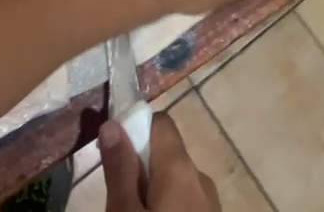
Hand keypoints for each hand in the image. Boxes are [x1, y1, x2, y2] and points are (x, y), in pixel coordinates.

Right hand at [101, 114, 218, 211]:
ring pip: (175, 179)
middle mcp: (200, 176)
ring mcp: (211, 202)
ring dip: (154, 187)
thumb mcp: (125, 211)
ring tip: (135, 209)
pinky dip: (169, 204)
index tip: (114, 150)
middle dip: (141, 164)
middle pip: (166, 152)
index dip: (134, 128)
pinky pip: (187, 200)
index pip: (159, 121)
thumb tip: (112, 123)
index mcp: (180, 166)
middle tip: (119, 192)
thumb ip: (119, 168)